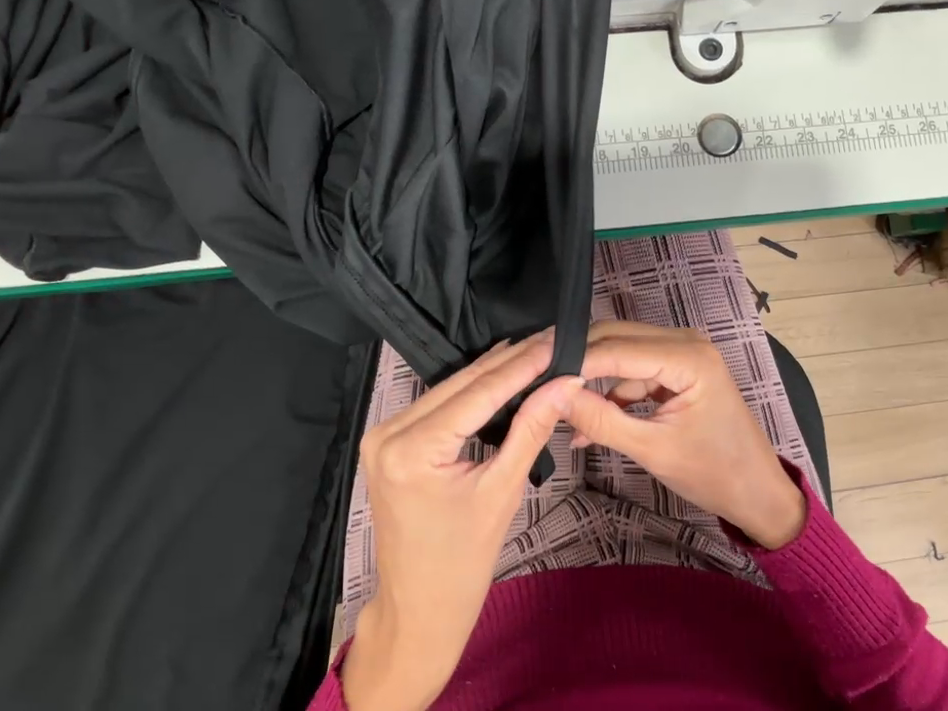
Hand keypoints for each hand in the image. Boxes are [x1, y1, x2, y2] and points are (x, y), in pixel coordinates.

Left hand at [341, 331, 581, 710]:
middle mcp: (388, 432)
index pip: (477, 394)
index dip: (522, 366)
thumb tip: (564, 383)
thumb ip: (531, 430)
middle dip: (509, 362)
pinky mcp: (387, 440)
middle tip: (551, 339)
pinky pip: (436, 405)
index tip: (556, 341)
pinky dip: (470, 392)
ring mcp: (382, 434)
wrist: (418, 608)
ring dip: (491, 372)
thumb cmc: (463, 562)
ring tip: (534, 351)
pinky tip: (500, 375)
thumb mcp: (502, 492)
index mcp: (411, 450)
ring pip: (448, 390)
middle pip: (460, 385)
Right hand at [560, 320, 806, 549]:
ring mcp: (682, 353)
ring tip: (555, 401)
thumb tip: (555, 397)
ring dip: (591, 376)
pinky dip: (611, 392)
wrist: (757, 493)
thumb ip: (602, 420)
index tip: (535, 375)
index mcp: (688, 357)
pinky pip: (633, 370)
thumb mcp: (652, 449)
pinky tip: (585, 420)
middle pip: (616, 338)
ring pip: (621, 352)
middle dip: (578, 360)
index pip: (616, 347)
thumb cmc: (714, 473)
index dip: (574, 360)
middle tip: (536, 379)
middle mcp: (685, 342)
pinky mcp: (676, 370)